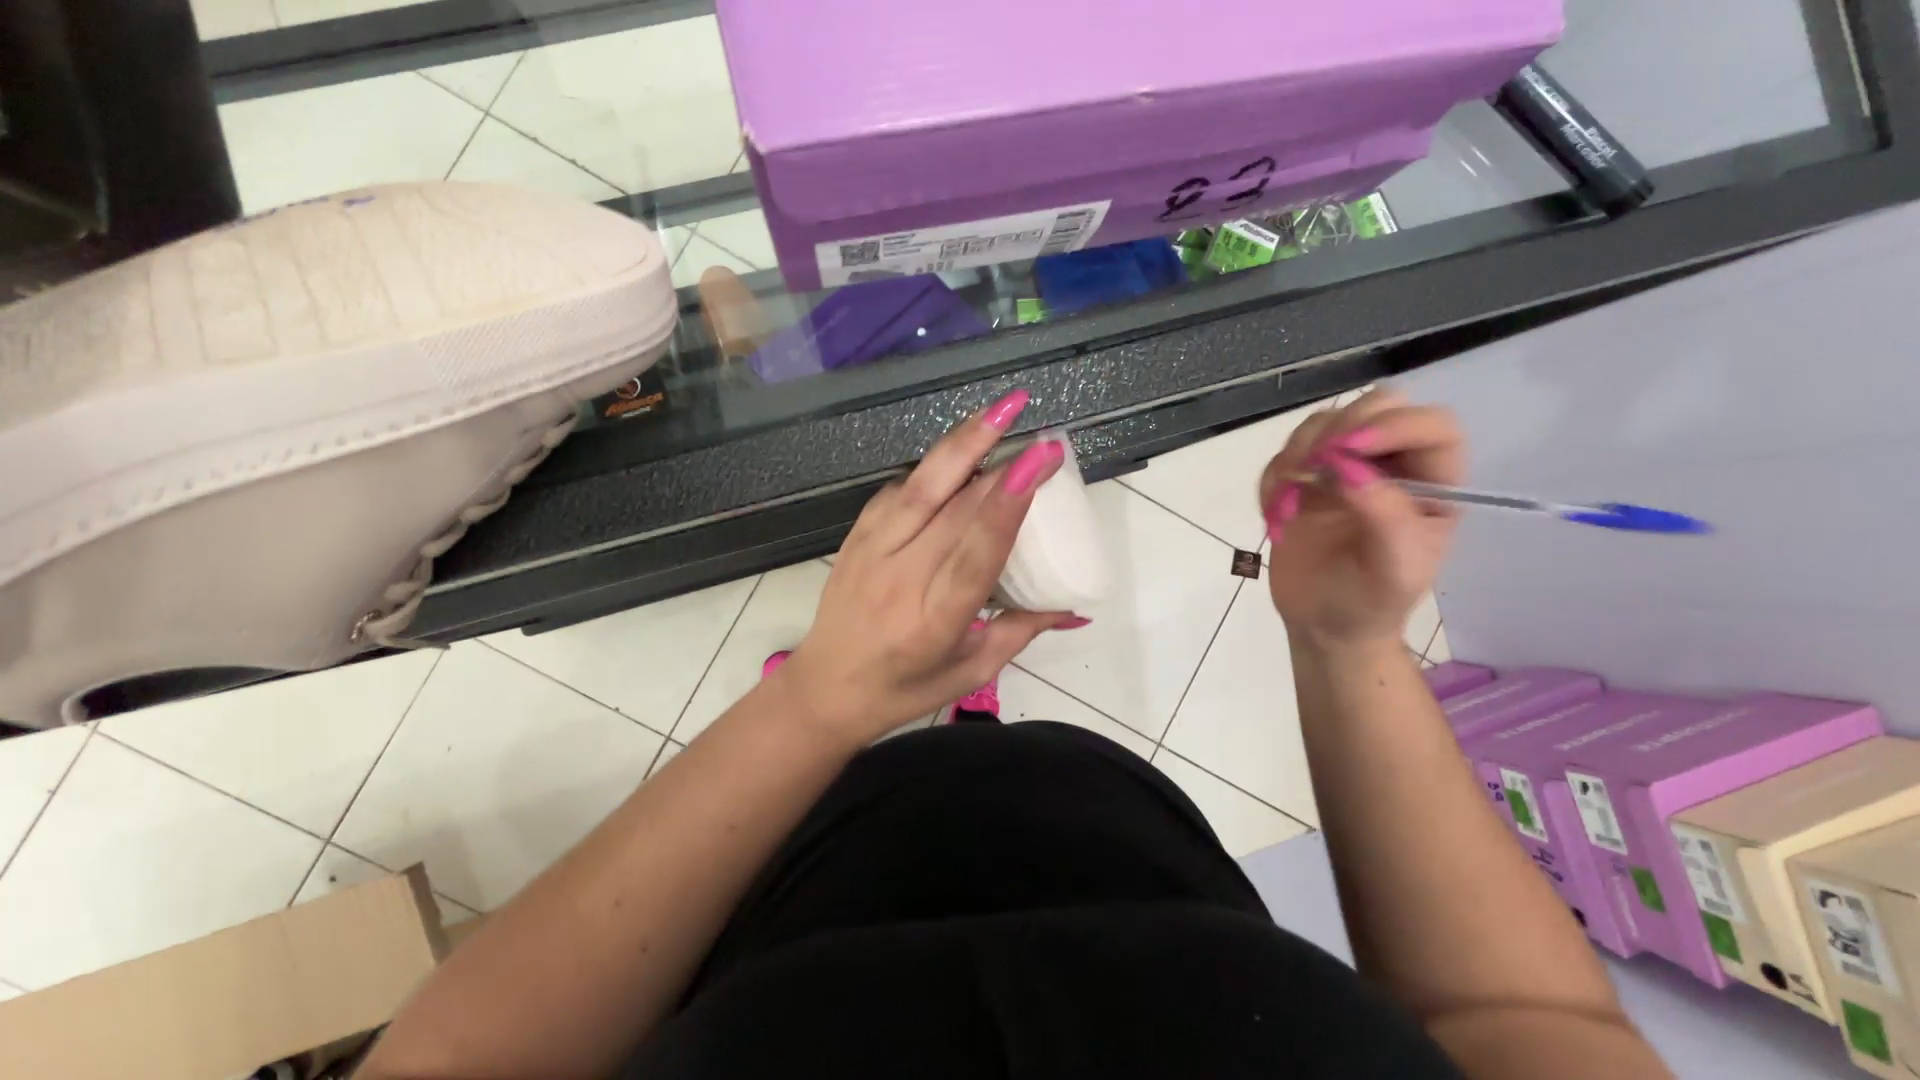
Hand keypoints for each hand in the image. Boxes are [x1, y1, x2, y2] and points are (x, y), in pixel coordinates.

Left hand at [772, 390, 1082, 745]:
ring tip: (1000, 410)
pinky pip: (899, 491)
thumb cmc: (904, 688)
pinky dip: (933, 467)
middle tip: (1041, 438)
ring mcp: (870, 552)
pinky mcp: (855, 536)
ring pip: (922, 487)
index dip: (1008, 505)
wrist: (824, 688)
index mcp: (932, 622)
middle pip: (954, 511)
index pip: (974, 555)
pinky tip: (959, 446)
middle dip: (1001, 467)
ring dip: (963, 444)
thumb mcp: (970, 671)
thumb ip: (1021, 631)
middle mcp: (899, 580)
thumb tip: (1076, 605)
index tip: (1038, 462)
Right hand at [1257, 389, 1465, 647]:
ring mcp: (1345, 468)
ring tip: (1291, 494)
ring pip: (1327, 422)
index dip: (1397, 424)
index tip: (1352, 449)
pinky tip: (1277, 511)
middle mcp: (1394, 465)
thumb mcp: (1395, 570)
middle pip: (1379, 405)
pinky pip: (1286, 452)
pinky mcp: (1305, 479)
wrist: (1324, 627)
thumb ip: (1385, 518)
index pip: (1433, 426)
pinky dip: (1275, 475)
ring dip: (1302, 449)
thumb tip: (1350, 469)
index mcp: (1434, 483)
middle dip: (1344, 427)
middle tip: (1317, 465)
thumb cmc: (1371, 604)